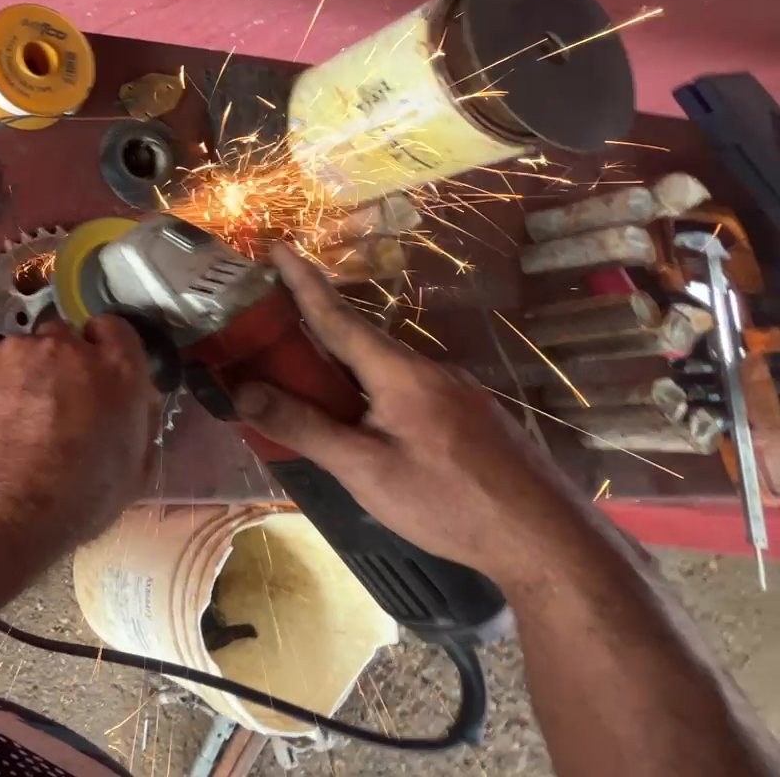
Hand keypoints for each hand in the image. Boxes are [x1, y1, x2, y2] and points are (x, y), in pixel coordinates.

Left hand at [0, 316, 158, 548]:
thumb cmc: (73, 503)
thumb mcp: (131, 472)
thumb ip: (134, 421)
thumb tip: (132, 400)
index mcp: (117, 373)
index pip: (115, 330)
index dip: (102, 346)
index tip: (92, 366)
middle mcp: (66, 348)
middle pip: (61, 339)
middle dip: (55, 364)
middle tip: (45, 404)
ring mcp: (15, 349)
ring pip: (17, 352)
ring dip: (15, 375)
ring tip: (5, 419)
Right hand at [232, 244, 604, 590]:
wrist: (553, 547)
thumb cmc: (451, 504)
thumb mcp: (365, 470)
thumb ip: (302, 427)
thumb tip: (241, 391)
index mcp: (401, 374)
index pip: (338, 317)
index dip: (302, 282)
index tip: (277, 247)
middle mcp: (429, 372)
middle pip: (356, 340)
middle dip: (310, 326)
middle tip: (265, 323)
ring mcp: (455, 394)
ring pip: (380, 368)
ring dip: (337, 365)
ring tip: (301, 380)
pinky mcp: (469, 418)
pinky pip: (402, 388)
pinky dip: (365, 388)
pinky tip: (357, 419)